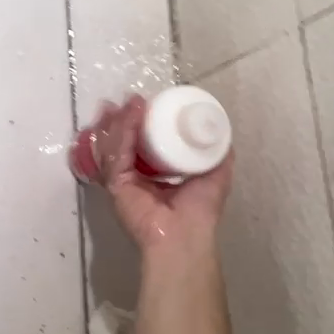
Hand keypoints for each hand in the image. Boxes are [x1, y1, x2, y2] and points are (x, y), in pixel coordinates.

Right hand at [86, 96, 232, 257]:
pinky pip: (116, 154)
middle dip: (121, 120)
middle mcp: (135, 176)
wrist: (186, 234)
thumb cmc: (200, 209)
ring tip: (131, 102)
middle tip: (128, 100)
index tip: (143, 105)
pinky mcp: (115, 184)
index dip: (139, 124)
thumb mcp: (216, 175)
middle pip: (122, 142)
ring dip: (121, 121)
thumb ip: (217, 154)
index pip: (139, 144)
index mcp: (153, 176)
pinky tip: (131, 115)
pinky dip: (122, 132)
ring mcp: (122, 181)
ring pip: (116, 144)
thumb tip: (218, 130)